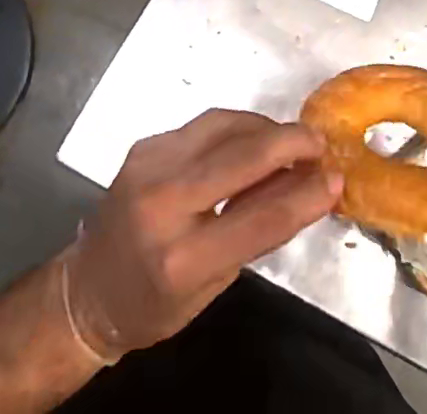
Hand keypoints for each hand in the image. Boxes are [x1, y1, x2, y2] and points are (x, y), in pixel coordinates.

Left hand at [66, 109, 342, 359]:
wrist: (88, 287)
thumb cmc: (156, 301)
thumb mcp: (216, 281)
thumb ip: (260, 227)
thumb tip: (308, 183)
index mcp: (182, 258)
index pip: (261, 217)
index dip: (307, 194)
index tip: (337, 177)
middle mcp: (161, 203)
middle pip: (242, 157)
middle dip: (290, 143)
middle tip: (319, 144)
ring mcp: (148, 165)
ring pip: (223, 126)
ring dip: (265, 128)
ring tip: (291, 140)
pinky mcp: (145, 145)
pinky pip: (203, 125)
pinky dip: (237, 128)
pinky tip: (253, 140)